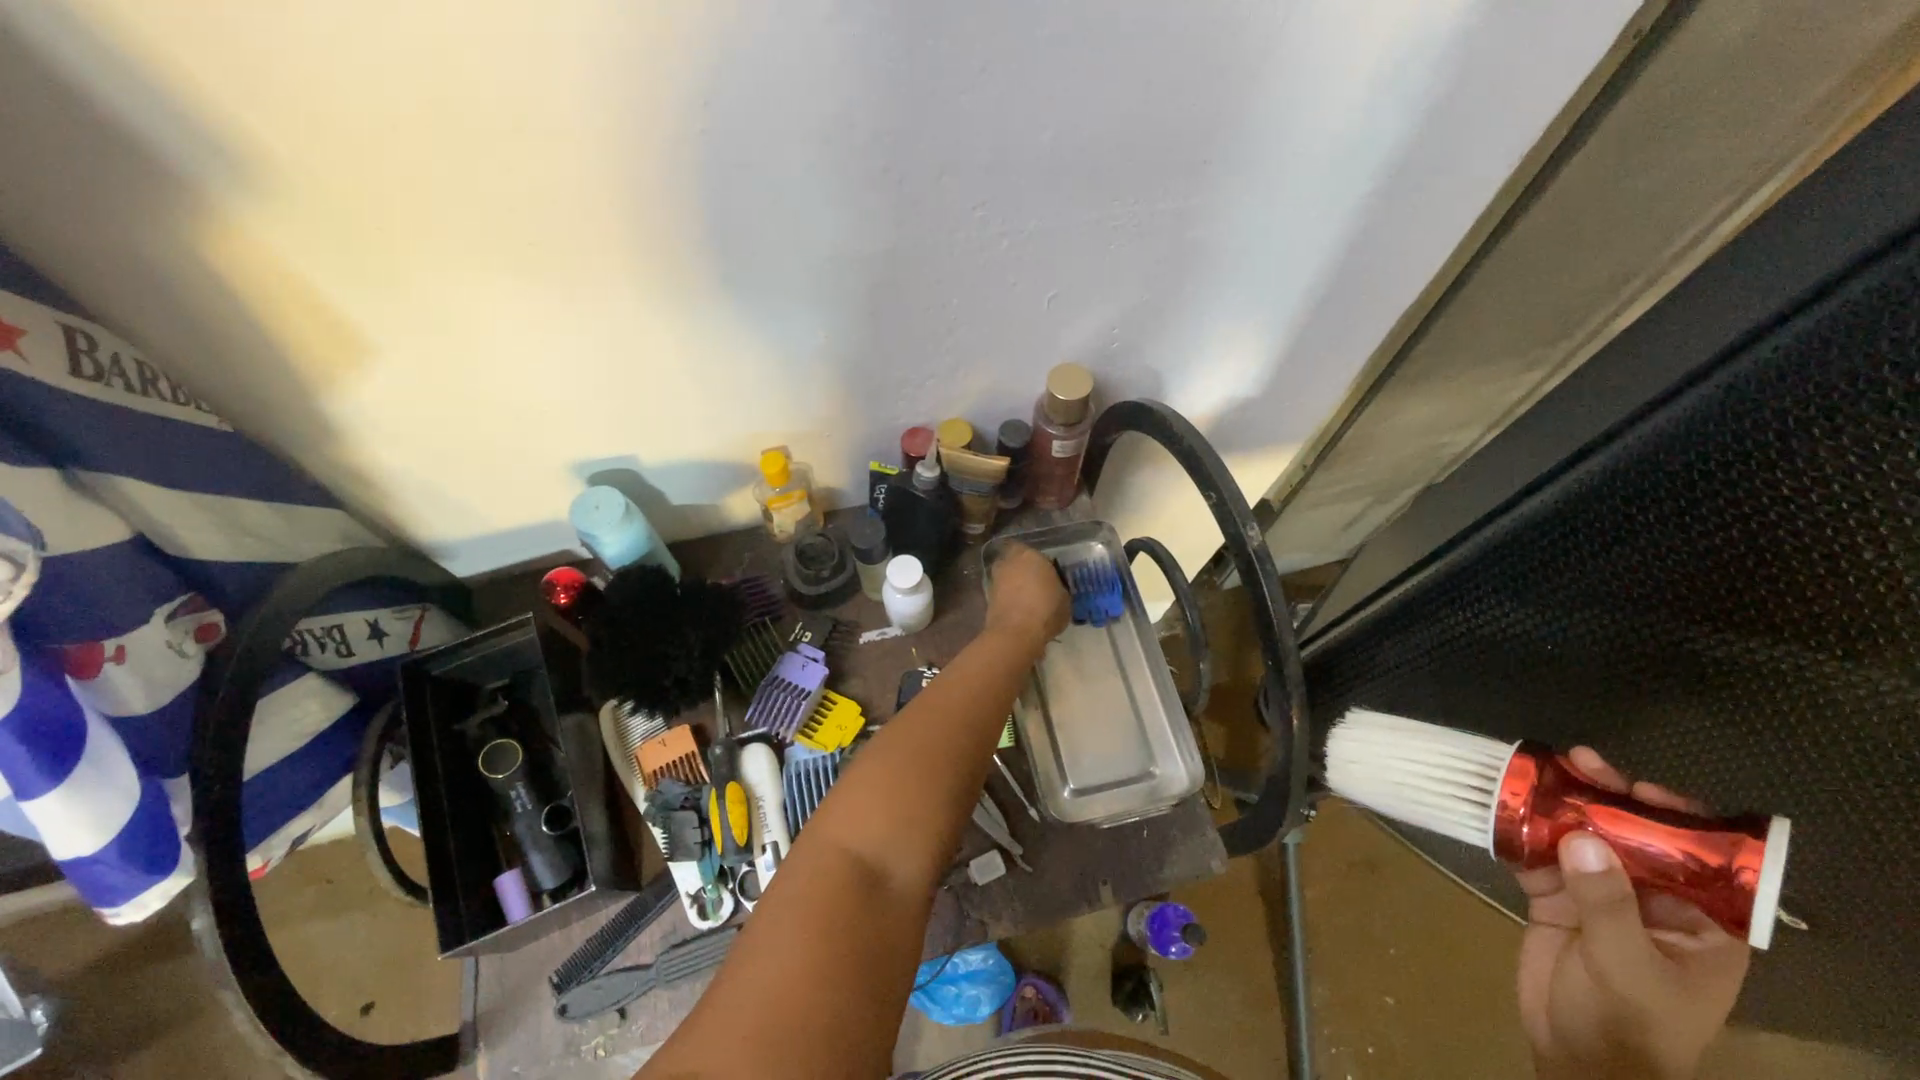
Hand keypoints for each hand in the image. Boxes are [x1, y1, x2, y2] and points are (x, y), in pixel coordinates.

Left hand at [984, 544, 1068, 655]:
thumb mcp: (1065, 600)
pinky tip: (1017, 611)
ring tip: (1026, 601)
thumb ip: (1057, 588)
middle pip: (1017, 562)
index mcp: (1032, 556)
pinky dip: (1007, 598)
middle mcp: (1010, 561)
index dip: (1042, 567)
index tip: (1048, 579)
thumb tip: (1052, 590)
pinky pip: (1001, 592)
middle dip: (1023, 571)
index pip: (1038, 556)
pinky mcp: (987, 595)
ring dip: (1013, 584)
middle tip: (1035, 586)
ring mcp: (996, 578)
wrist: (1016, 633)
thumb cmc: (1046, 611)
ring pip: (1007, 576)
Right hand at [1515, 747, 1749, 1079]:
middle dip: (1607, 802)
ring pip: (1584, 843)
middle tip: (1580, 761)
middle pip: (1633, 840)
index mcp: (1700, 922)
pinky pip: (1541, 860)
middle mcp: (1653, 902)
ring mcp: (1601, 900)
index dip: (1671, 819)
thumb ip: (1608, 902)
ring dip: (1562, 811)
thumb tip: (1582, 837)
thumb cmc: (1629, 1023)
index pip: (1696, 858)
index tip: (1636, 787)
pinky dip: (1523, 835)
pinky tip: (1507, 808)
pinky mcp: (1557, 904)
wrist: (1577, 1061)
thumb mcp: (1628, 966)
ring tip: (1540, 773)